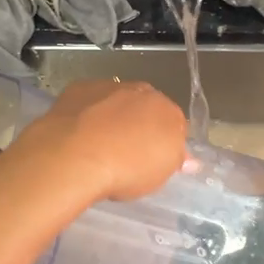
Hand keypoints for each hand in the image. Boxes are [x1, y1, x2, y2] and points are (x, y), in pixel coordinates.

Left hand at [7, 79, 186, 202]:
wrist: (75, 156)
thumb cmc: (125, 169)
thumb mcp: (159, 176)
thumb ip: (175, 160)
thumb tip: (188, 160)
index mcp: (168, 111)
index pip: (175, 124)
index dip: (165, 142)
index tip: (153, 160)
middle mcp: (142, 92)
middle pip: (146, 108)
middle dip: (139, 124)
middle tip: (126, 152)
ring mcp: (109, 86)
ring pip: (116, 100)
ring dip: (112, 116)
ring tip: (97, 145)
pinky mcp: (78, 88)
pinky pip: (88, 100)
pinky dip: (86, 112)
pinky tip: (77, 132)